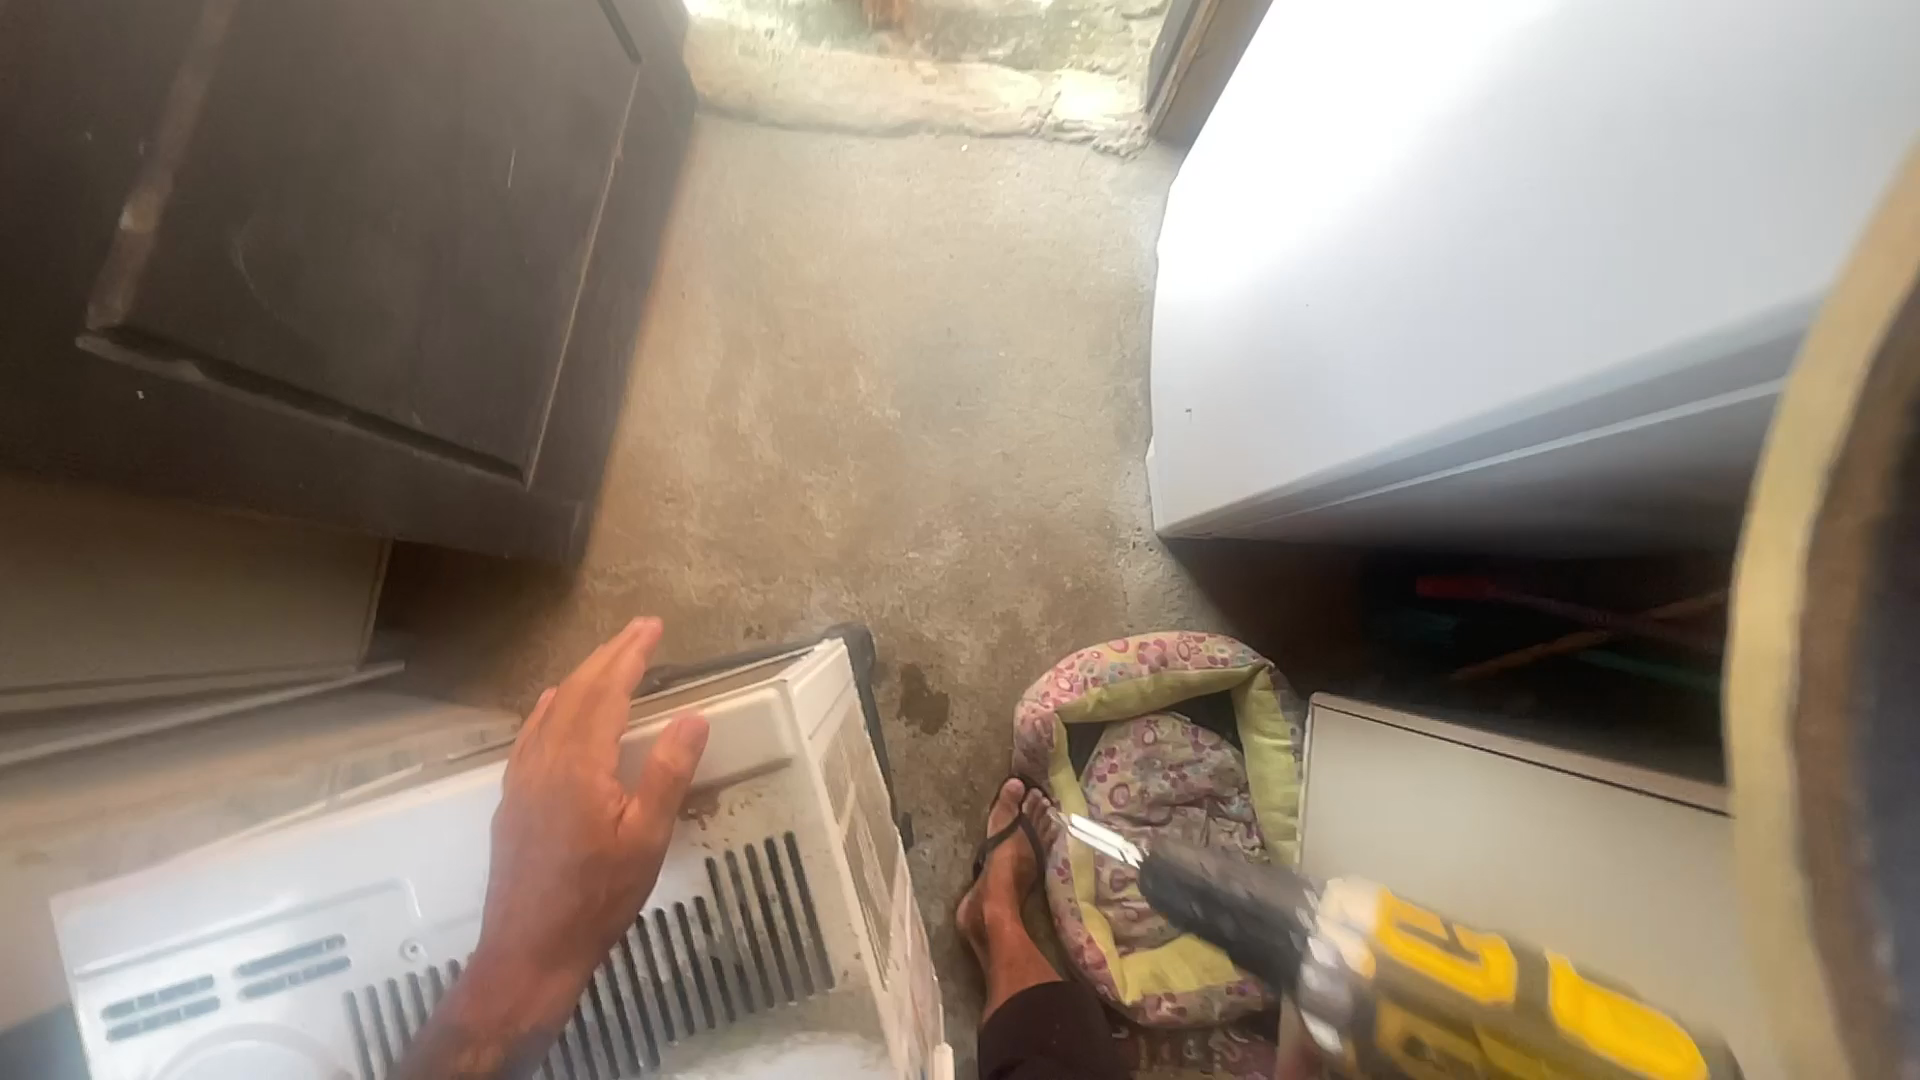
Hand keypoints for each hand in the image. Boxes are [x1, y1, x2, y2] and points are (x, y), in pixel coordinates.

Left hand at [399, 618, 708, 1077]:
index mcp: (579, 765)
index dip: (631, 656)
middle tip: (639, 629)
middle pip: (578, 692)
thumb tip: (692, 716)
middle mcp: (544, 761)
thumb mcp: (647, 837)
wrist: (527, 954)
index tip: (652, 627)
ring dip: (583, 676)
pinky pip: (531, 734)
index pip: (608, 693)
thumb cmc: (597, 896)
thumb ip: (668, 772)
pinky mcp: (513, 800)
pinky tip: (554, 704)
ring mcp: (522, 780)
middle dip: (610, 656)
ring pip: (552, 710)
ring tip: (609, 657)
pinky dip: (551, 707)